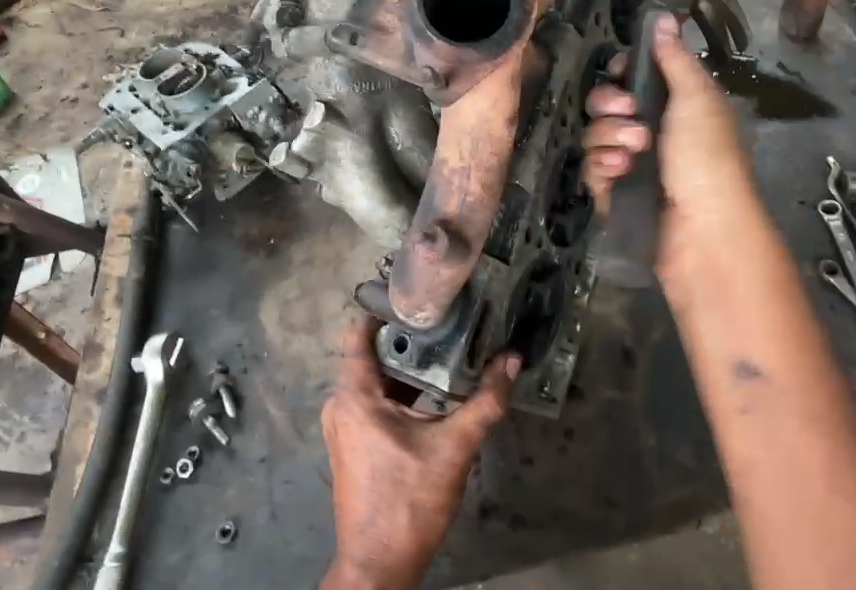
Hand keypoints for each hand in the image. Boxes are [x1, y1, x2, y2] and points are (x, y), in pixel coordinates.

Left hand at [320, 320, 519, 589]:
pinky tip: (438, 388)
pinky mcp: (355, 444)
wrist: (380, 565)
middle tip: (449, 317)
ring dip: (411, 366)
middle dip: (411, 337)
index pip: (359, 333)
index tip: (421, 293)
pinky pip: (377, 402)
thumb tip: (513, 360)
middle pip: (374, 354)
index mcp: (354, 397)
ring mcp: (346, 426)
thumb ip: (485, 401)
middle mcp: (342, 405)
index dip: (387, 308)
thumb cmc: (409, 501)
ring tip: (450, 345)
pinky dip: (405, 391)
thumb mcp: (454, 448)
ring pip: (378, 380)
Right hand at [581, 13, 760, 275]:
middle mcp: (652, 130)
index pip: (636, 76)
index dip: (624, 70)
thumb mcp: (697, 99)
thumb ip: (675, 58)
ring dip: (610, 138)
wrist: (703, 231)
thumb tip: (665, 15)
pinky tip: (620, 174)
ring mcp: (631, 163)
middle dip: (610, 103)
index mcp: (676, 105)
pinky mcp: (614, 194)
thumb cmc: (707, 157)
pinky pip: (591, 169)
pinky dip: (603, 168)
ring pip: (595, 134)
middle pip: (606, 102)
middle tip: (630, 113)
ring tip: (634, 154)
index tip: (624, 70)